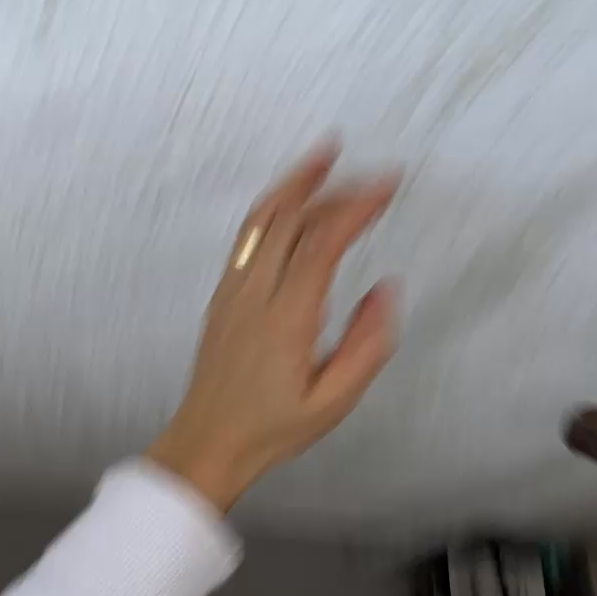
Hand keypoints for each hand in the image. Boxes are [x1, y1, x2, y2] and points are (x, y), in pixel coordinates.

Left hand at [145, 140, 401, 511]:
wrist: (208, 440)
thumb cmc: (273, 427)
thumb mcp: (334, 402)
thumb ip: (366, 345)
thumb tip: (386, 288)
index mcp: (286, 318)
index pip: (322, 242)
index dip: (356, 205)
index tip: (388, 183)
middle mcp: (255, 293)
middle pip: (291, 219)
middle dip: (334, 187)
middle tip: (373, 173)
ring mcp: (233, 288)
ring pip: (262, 219)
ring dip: (295, 182)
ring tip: (326, 155)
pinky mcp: (223, 292)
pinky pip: (247, 236)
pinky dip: (272, 206)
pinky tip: (290, 198)